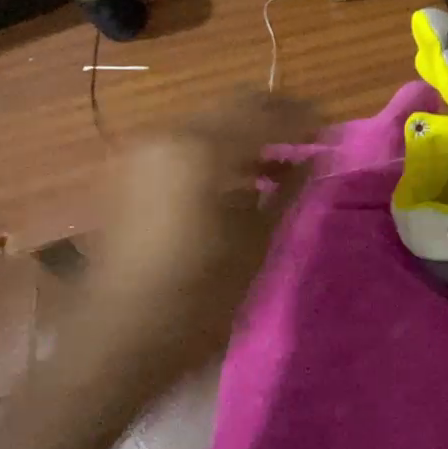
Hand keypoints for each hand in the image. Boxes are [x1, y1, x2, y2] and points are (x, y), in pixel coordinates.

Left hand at [87, 93, 320, 370]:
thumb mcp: (256, 243)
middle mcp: (172, 135)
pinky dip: (218, 150)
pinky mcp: (131, 173)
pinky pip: (187, 143)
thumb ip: (290, 189)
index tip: (331, 134)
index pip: (268, 112)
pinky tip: (238, 182)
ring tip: (279, 166)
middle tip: (309, 141)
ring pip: (211, 122)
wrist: (116, 343)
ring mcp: (146, 152)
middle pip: (237, 106)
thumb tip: (317, 158)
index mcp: (204, 148)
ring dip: (247, 135)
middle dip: (276, 119)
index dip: (306, 120)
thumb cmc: (197, 298)